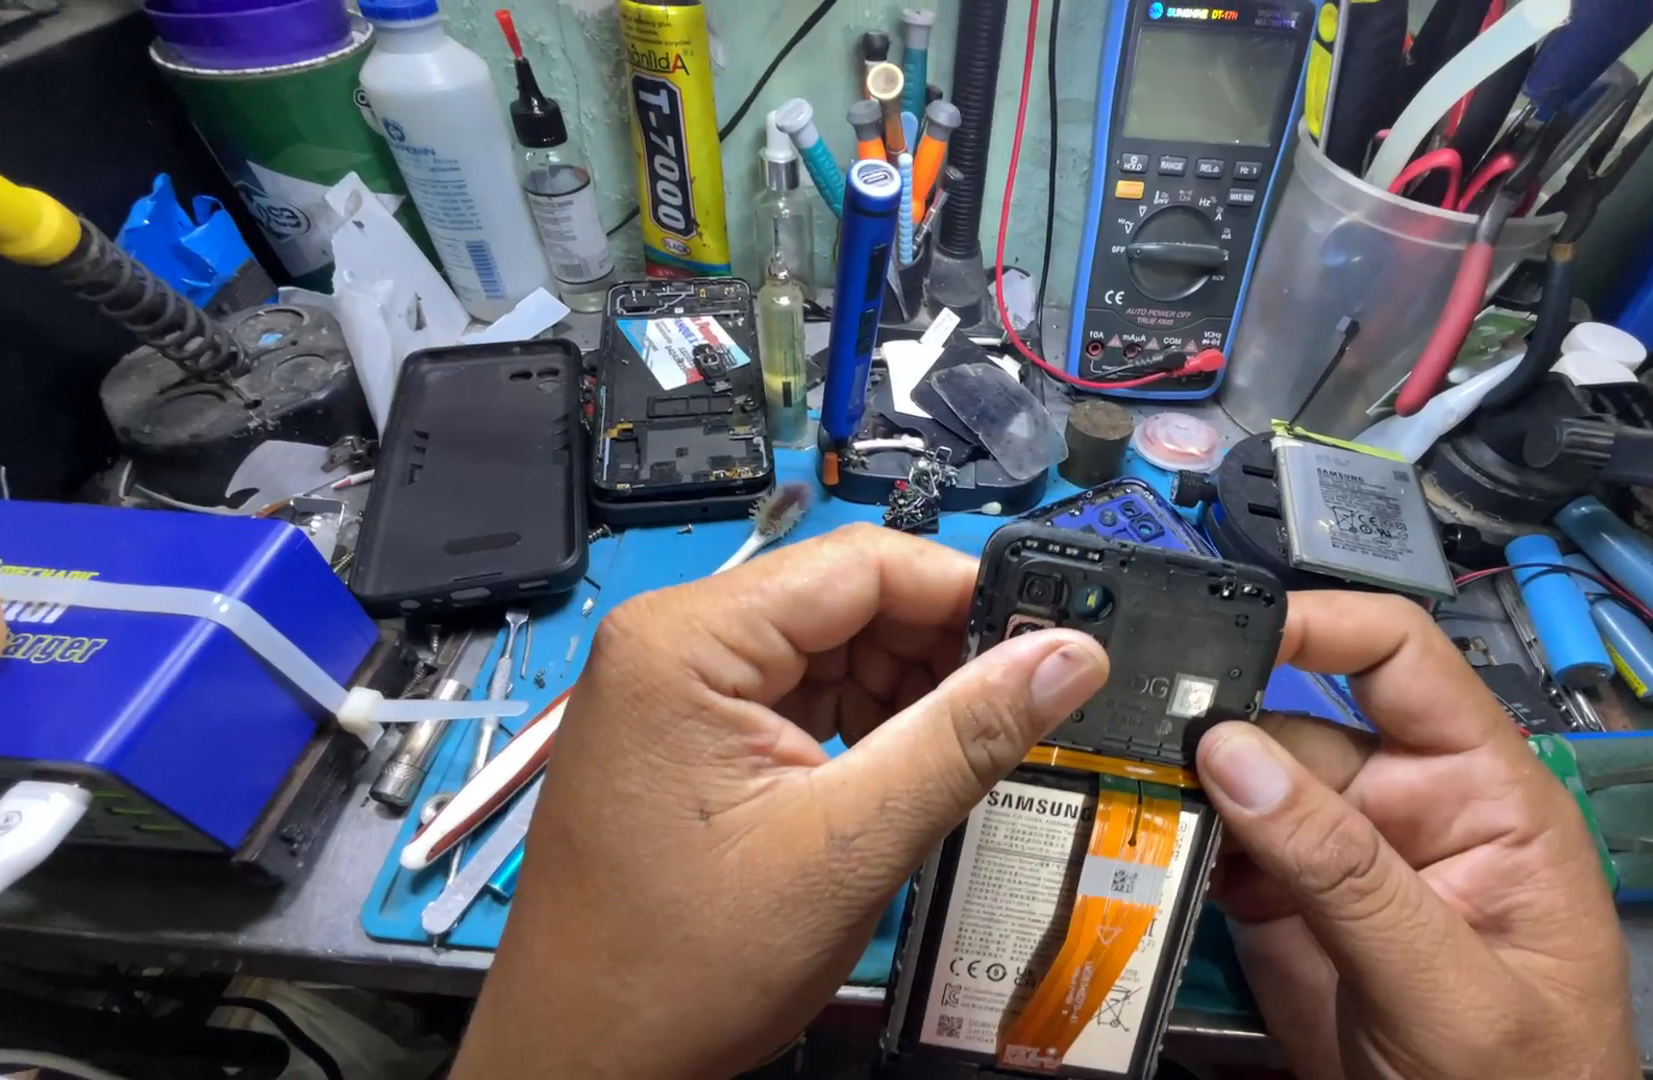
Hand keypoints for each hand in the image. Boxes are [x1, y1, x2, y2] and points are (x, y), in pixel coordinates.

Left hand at [453, 525, 1109, 1079]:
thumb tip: (1070, 655)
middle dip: (936, 648)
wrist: (582, 1066)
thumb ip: (966, 736)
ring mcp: (687, 678)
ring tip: (961, 745)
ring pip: (836, 644)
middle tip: (1013, 701)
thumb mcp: (848, 844)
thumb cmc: (686, 966)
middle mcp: (681, 636)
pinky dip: (870, 717)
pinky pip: (809, 688)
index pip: (858, 565)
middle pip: (846, 600)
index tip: (1040, 636)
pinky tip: (903, 761)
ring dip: (908, 688)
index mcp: (690, 637)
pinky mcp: (703, 721)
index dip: (959, 591)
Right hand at [1195, 592, 1636, 1079]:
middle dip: (1220, 727)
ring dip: (1189, 786)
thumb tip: (1228, 751)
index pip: (1397, 656)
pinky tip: (1162, 855)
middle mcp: (1393, 794)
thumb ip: (1344, 871)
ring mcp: (1326, 840)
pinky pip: (1214, 830)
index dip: (1318, 626)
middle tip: (1148, 741)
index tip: (1225, 629)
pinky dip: (1180, 835)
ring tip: (1145, 802)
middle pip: (1287, 718)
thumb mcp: (1452, 991)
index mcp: (1475, 787)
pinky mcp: (1275, 882)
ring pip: (1236, 773)